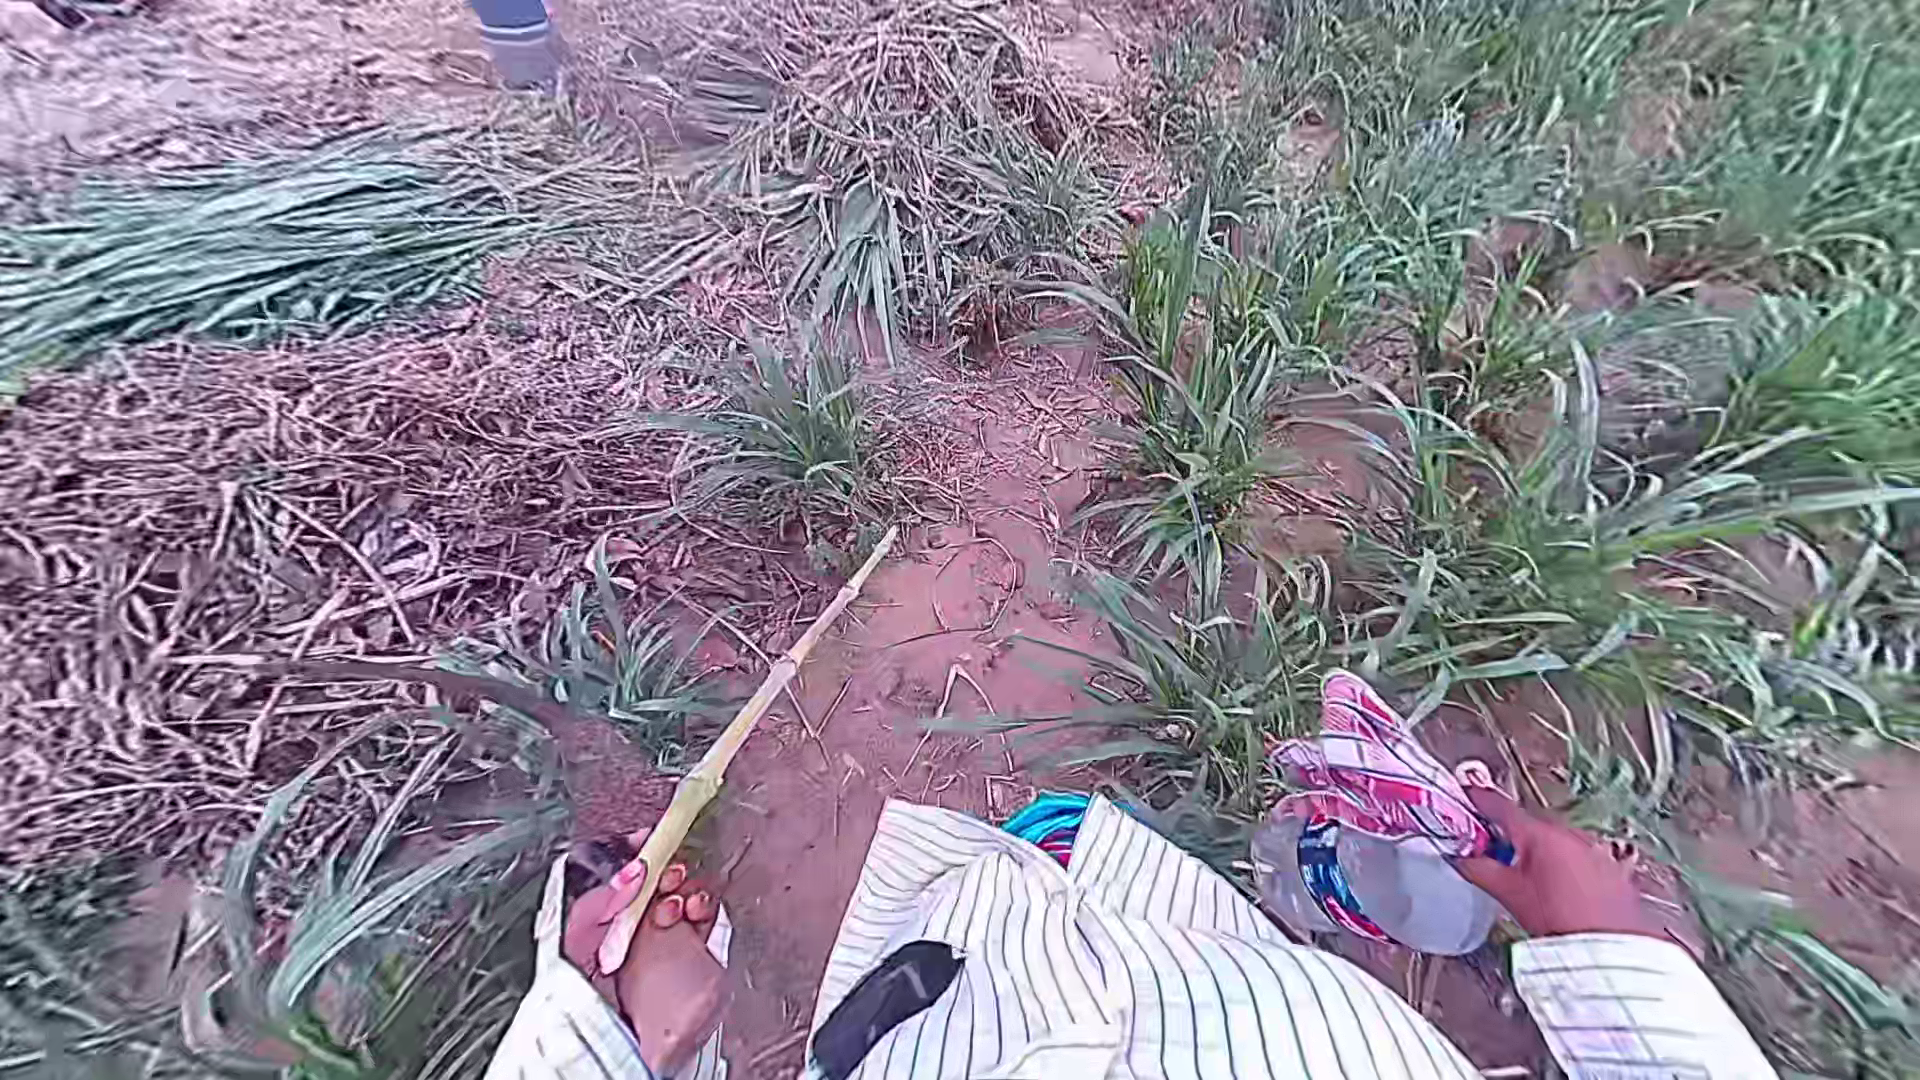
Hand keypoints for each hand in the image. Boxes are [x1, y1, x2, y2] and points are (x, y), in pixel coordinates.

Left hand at [562, 834, 731, 1076]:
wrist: (611, 1046)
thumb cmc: (580, 998)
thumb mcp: (577, 941)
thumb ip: (600, 901)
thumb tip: (635, 868)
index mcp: (607, 914)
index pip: (628, 868)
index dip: (641, 848)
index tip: (651, 835)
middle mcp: (638, 920)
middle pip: (663, 874)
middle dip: (668, 867)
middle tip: (668, 872)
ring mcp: (668, 934)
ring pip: (688, 888)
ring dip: (687, 885)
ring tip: (678, 900)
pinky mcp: (696, 949)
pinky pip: (708, 913)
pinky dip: (705, 903)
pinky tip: (694, 909)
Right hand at [1451, 785, 1657, 939]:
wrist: (1617, 955)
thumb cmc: (1559, 919)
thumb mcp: (1505, 890)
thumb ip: (1474, 866)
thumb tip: (1458, 856)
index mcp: (1538, 832)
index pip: (1497, 804)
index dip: (1476, 798)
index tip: (1464, 796)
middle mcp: (1570, 834)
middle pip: (1525, 822)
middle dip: (1505, 831)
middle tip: (1488, 846)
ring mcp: (1596, 852)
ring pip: (1552, 838)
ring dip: (1534, 846)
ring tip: (1522, 870)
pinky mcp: (1614, 871)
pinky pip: (1576, 854)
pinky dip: (1559, 861)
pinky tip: (1553, 883)